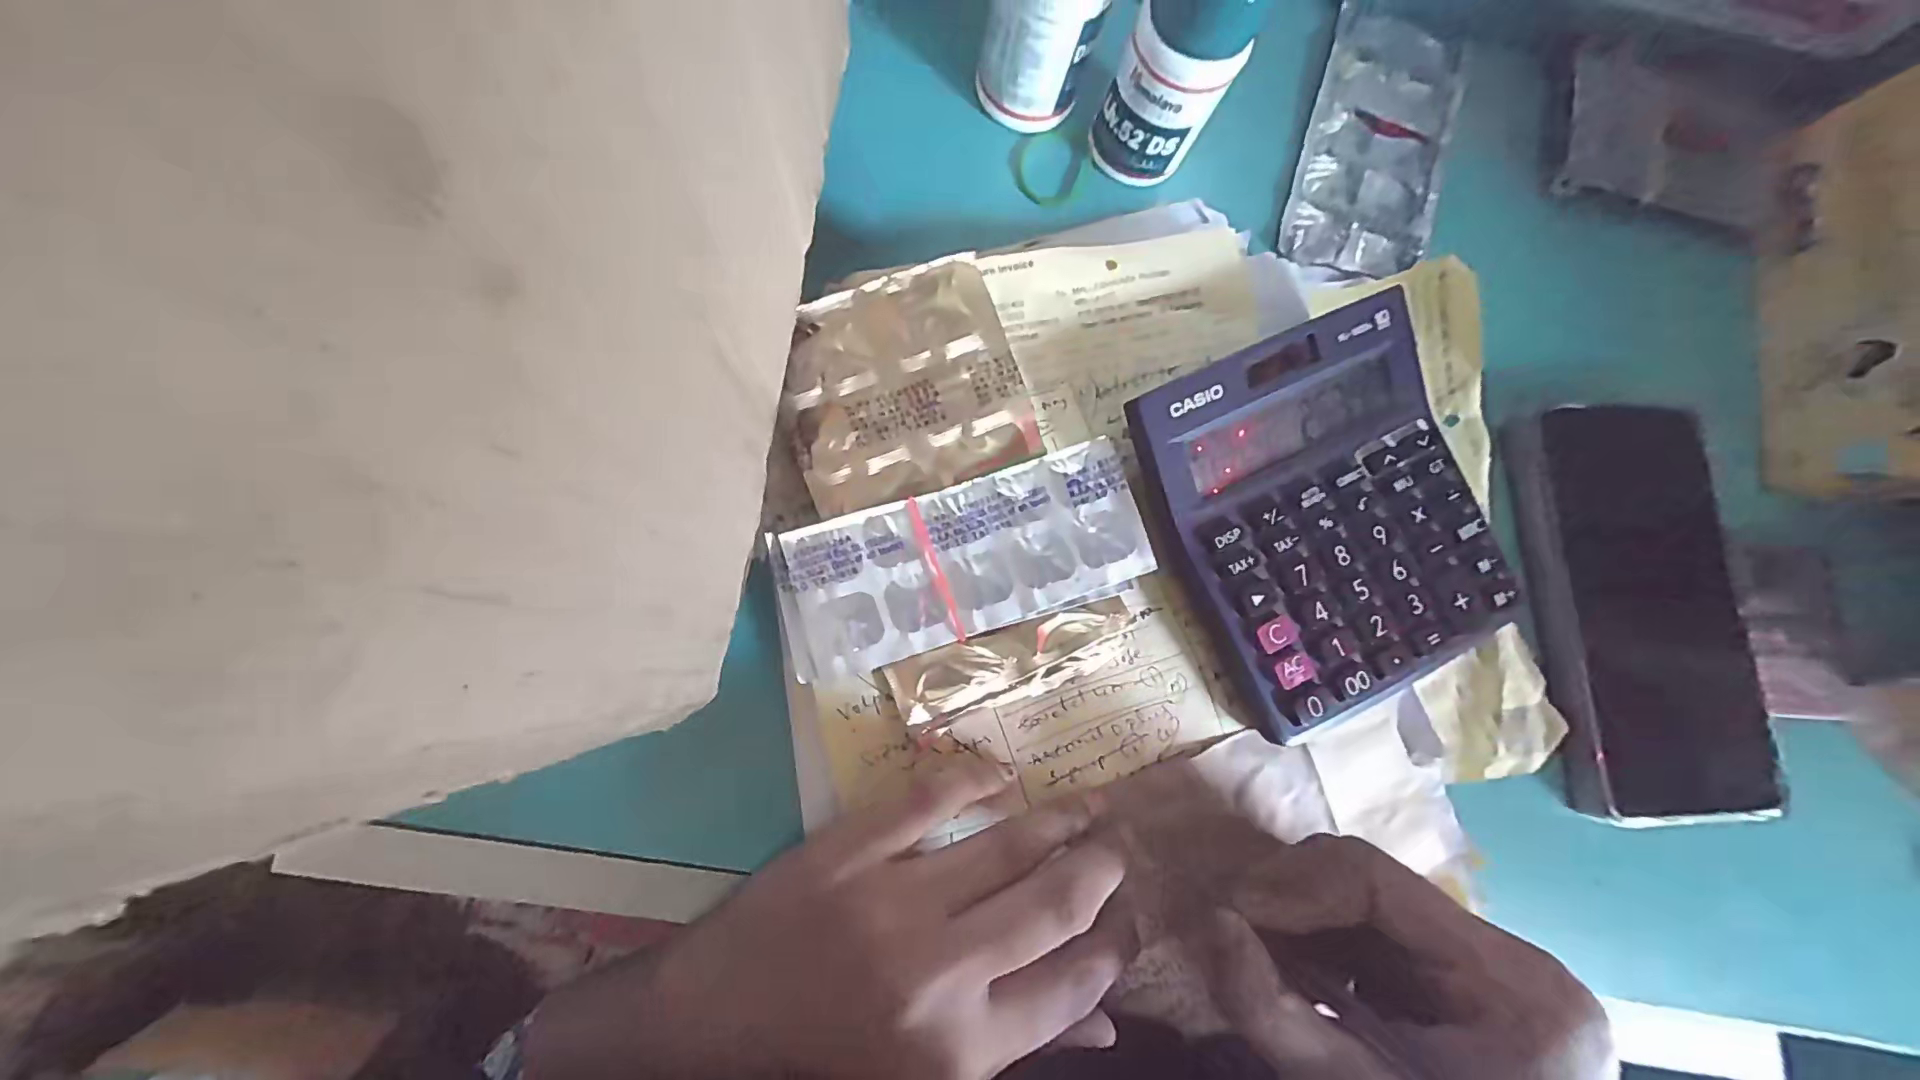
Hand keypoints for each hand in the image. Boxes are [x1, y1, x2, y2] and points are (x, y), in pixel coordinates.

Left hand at [523, 758, 1134, 1079]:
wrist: (710, 1028)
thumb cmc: (826, 1061)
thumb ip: (1019, 1049)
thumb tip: (1107, 1024)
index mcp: (960, 1047)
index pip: (1069, 988)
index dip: (1112, 946)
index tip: (1129, 916)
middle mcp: (938, 971)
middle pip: (1050, 904)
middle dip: (1100, 871)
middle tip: (1120, 847)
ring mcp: (892, 900)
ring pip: (1003, 845)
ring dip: (1058, 821)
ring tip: (1092, 805)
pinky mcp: (848, 850)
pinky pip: (926, 800)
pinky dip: (972, 778)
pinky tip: (1004, 774)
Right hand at [1213, 834, 1612, 1079]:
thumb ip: (1272, 1009)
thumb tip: (1209, 919)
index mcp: (1516, 984)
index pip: (1372, 878)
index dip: (1288, 883)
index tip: (1227, 910)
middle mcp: (1508, 959)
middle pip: (1362, 880)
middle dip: (1284, 897)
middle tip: (1227, 926)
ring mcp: (1484, 968)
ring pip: (1356, 900)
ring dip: (1292, 917)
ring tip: (1249, 946)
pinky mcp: (1454, 984)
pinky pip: (1364, 933)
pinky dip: (1312, 942)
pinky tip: (1285, 967)